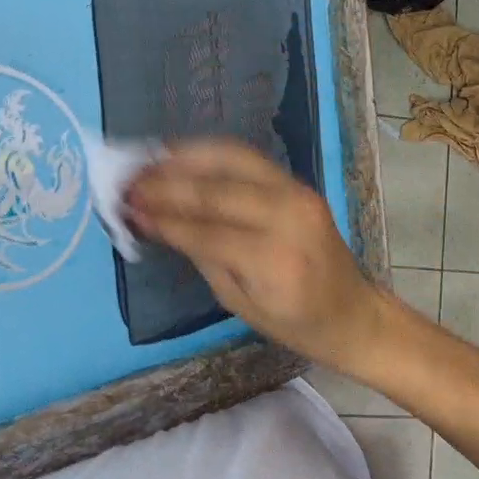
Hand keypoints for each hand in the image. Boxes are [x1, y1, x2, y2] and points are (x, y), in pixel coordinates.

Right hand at [126, 139, 389, 369]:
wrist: (353, 312)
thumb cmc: (295, 323)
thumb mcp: (240, 303)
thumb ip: (202, 256)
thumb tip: (156, 222)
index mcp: (275, 261)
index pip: (206, 231)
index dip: (163, 218)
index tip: (126, 210)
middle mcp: (289, 217)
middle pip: (215, 190)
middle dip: (165, 184)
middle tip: (126, 183)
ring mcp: (297, 193)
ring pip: (230, 161)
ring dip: (182, 158)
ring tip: (145, 162)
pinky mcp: (298, 183)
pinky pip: (246, 159)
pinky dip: (208, 155)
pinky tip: (179, 158)